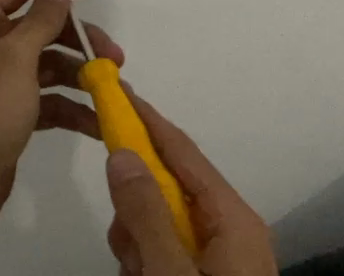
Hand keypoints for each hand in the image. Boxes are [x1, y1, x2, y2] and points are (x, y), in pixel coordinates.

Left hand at [0, 0, 121, 227]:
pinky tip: (99, 123)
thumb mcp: (15, 57)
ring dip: (81, 74)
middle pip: (40, 26)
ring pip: (48, 64)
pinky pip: (48, 100)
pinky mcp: (11, 113)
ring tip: (115, 91)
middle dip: (78, 38)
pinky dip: (72, 108)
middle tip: (114, 57)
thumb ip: (41, 20)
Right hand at [104, 91, 275, 275]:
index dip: (142, 115)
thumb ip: (146, 214)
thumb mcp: (172, 271)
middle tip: (124, 238)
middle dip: (133, 208)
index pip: (180, 148)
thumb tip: (122, 153)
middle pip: (164, 186)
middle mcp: (230, 228)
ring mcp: (220, 255)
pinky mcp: (208, 274)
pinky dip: (146, 260)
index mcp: (234, 217)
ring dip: (136, 242)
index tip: (109, 86)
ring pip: (156, 220)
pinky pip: (164, 248)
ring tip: (139, 273)